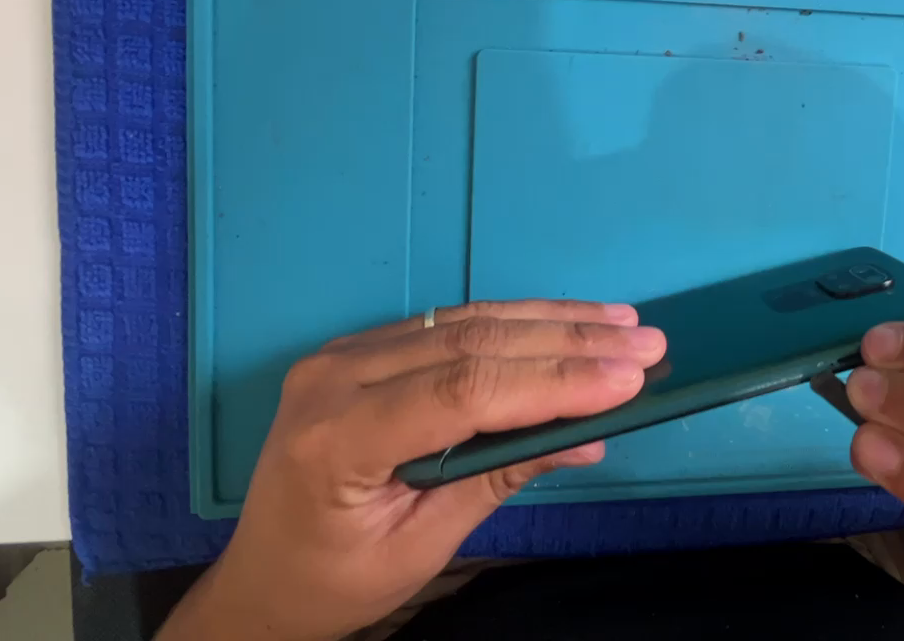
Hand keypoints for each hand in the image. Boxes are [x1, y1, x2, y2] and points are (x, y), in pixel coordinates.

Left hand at [159, 300, 666, 640]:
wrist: (258, 578)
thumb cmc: (334, 582)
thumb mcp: (421, 546)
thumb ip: (500, 475)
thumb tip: (590, 433)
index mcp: (338, 436)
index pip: (464, 391)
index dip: (552, 381)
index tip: (628, 376)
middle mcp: (339, 374)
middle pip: (472, 343)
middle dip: (568, 341)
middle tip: (645, 340)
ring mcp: (349, 349)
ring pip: (468, 320)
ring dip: (551, 320)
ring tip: (620, 320)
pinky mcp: (366, 344)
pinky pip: (451, 323)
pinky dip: (516, 322)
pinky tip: (564, 320)